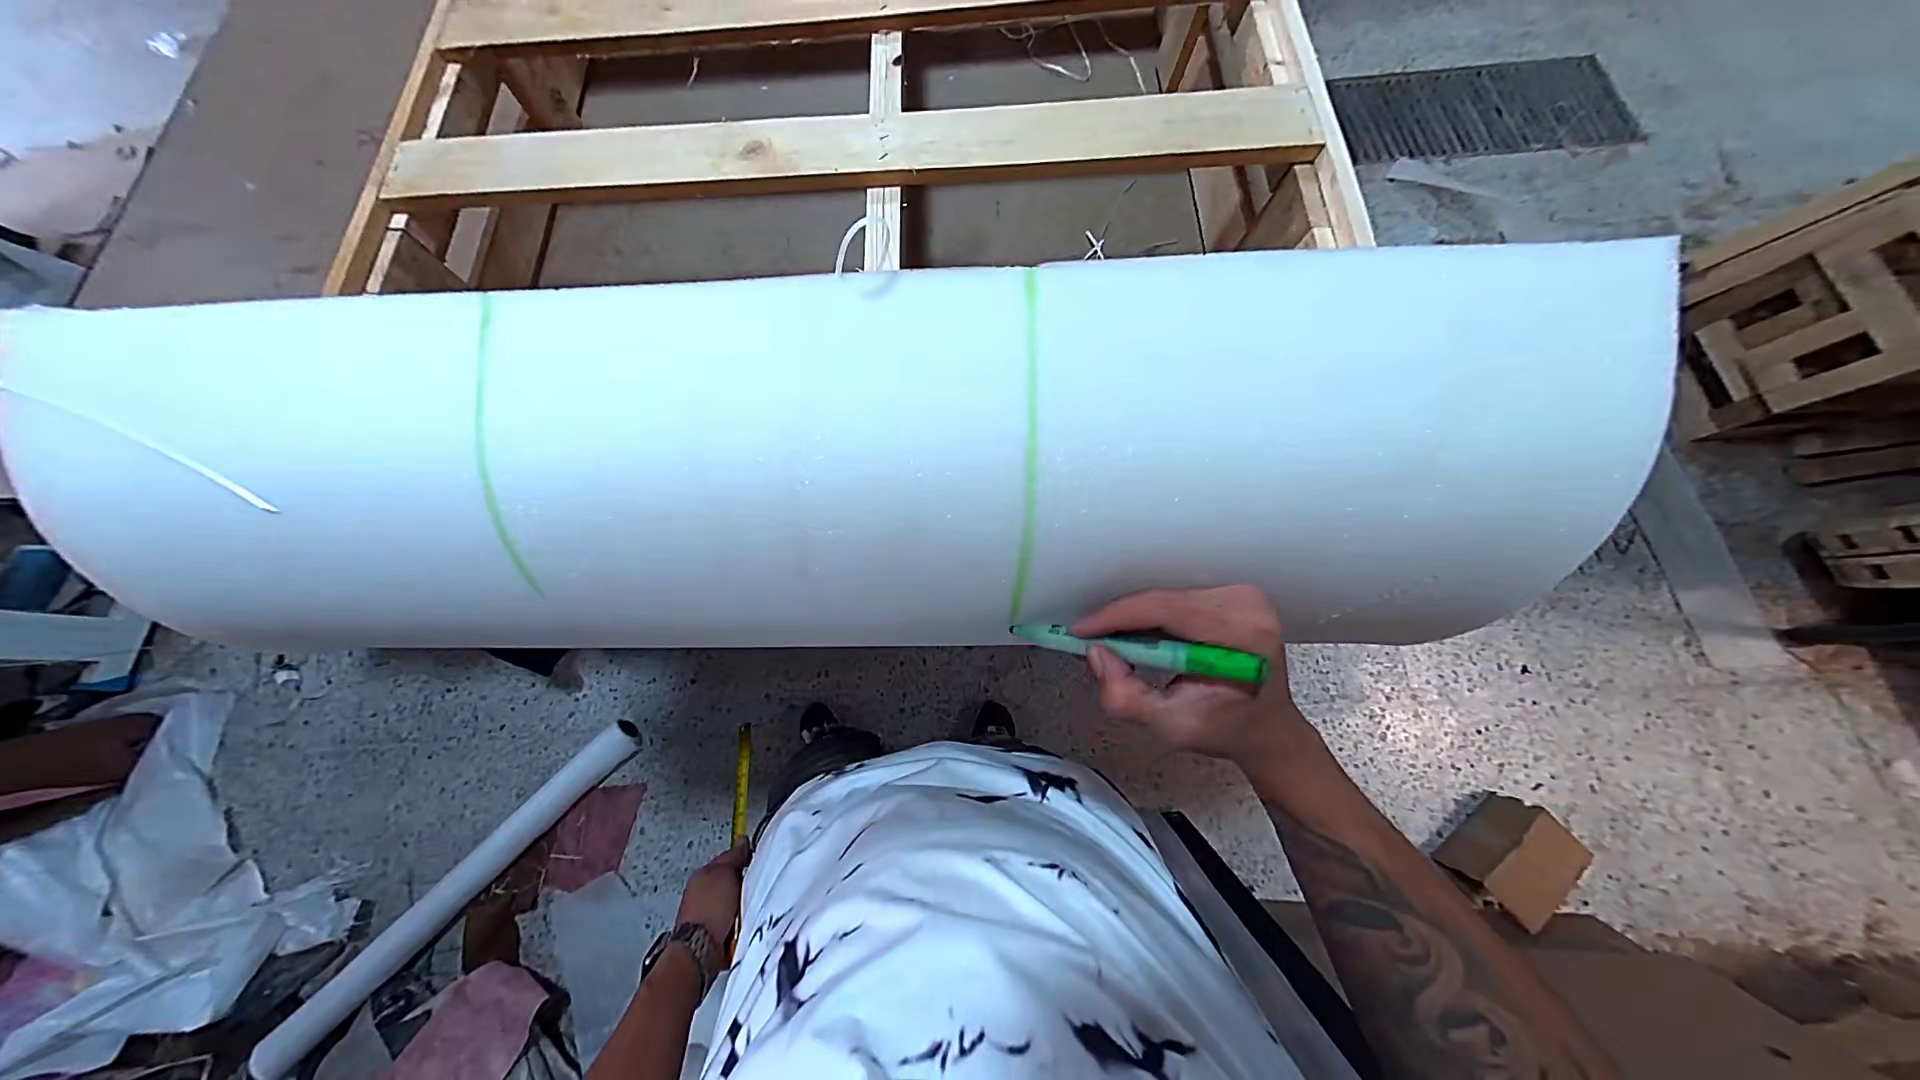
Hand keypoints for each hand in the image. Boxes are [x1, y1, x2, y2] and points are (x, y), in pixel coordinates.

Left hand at [675, 839, 749, 945]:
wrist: (702, 950)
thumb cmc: (708, 910)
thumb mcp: (726, 873)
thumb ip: (734, 856)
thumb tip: (742, 841)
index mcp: (702, 875)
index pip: (727, 858)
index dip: (743, 856)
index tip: (755, 855)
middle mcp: (701, 894)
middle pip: (732, 881)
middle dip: (745, 882)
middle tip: (754, 883)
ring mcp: (707, 915)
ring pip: (734, 902)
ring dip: (744, 903)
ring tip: (750, 906)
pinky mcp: (715, 934)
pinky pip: (735, 921)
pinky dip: (741, 921)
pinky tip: (745, 922)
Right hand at [1075, 585, 1322, 772]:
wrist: (1266, 727)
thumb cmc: (1228, 727)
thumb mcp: (1172, 727)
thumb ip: (1127, 697)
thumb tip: (1098, 656)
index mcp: (1242, 636)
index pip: (1166, 609)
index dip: (1117, 618)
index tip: (1084, 631)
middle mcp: (1247, 607)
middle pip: (1163, 599)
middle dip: (1121, 620)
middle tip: (1093, 642)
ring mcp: (1243, 597)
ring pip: (1166, 596)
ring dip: (1136, 618)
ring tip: (1117, 644)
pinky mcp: (1234, 595)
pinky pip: (1178, 597)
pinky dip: (1153, 616)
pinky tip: (1144, 639)